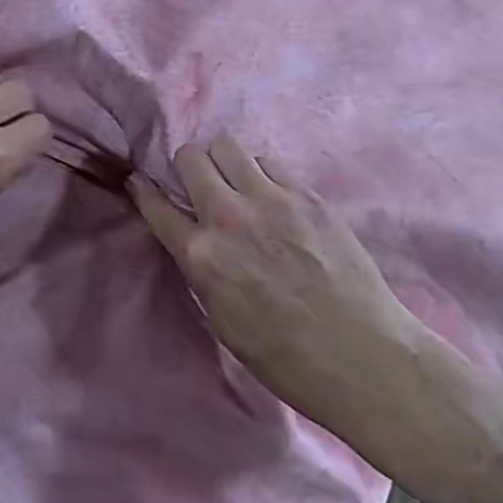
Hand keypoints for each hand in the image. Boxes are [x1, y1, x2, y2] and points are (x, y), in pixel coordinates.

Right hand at [130, 137, 426, 434]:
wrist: (363, 357)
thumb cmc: (286, 357)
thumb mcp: (222, 319)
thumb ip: (201, 268)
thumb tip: (193, 237)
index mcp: (203, 256)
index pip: (156, 205)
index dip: (143, 190)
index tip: (139, 181)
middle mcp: (229, 217)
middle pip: (191, 156)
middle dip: (187, 167)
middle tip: (199, 184)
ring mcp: (271, 199)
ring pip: (227, 145)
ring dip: (224, 162)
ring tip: (237, 184)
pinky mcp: (306, 194)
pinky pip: (269, 161)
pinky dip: (262, 174)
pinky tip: (274, 198)